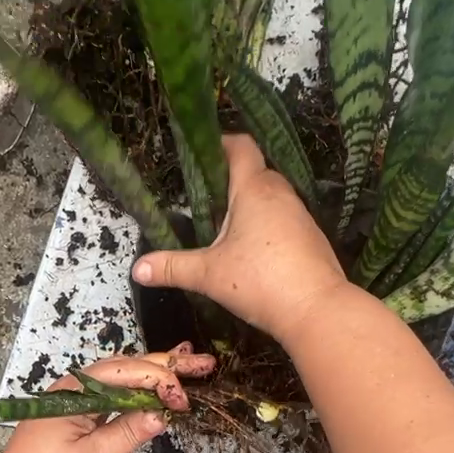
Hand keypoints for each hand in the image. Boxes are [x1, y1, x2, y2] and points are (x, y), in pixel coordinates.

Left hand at [0, 349, 216, 452]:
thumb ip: (127, 434)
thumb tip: (160, 415)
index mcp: (73, 392)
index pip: (125, 373)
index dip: (158, 381)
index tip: (183, 400)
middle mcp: (73, 388)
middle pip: (125, 369)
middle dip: (164, 366)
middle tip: (202, 363)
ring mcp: (74, 401)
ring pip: (120, 381)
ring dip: (152, 377)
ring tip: (188, 369)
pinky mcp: (76, 416)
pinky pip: (111, 397)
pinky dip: (136, 395)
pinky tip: (156, 393)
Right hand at [131, 134, 350, 342]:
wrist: (316, 309)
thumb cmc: (261, 282)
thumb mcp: (209, 275)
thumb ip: (173, 268)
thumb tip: (137, 269)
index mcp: (255, 189)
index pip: (240, 147)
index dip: (220, 143)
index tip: (200, 153)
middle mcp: (280, 193)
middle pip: (253, 173)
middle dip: (228, 182)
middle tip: (202, 201)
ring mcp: (299, 215)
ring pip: (268, 199)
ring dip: (247, 207)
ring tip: (222, 230)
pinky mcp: (309, 238)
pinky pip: (282, 221)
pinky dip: (264, 228)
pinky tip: (250, 254)